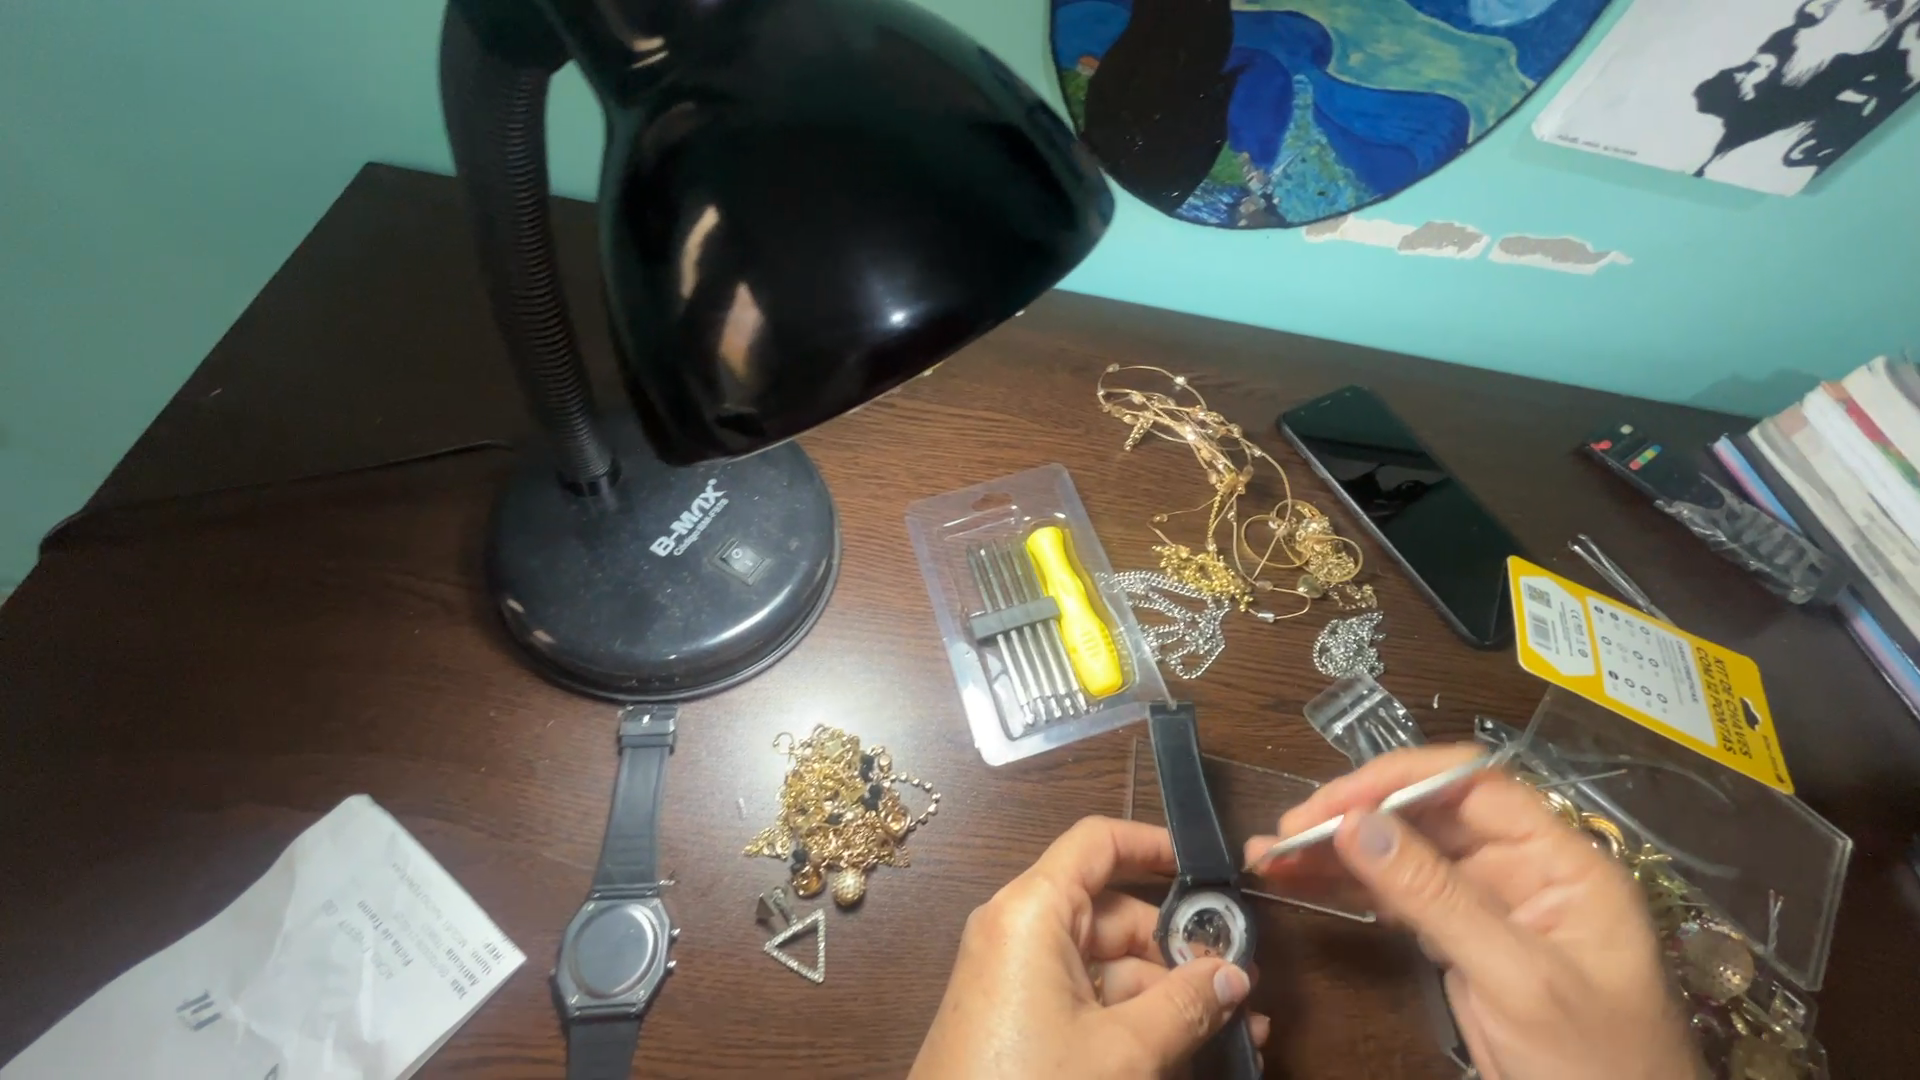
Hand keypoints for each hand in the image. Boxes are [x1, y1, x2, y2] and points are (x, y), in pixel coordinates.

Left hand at [911, 817, 1266, 1079]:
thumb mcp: (1120, 1053)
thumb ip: (1183, 1007)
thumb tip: (1234, 974)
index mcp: (1032, 908)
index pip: (1097, 842)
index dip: (1153, 845)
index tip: (1209, 870)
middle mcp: (1020, 925)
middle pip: (1111, 910)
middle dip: (1177, 944)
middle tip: (1243, 978)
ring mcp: (1017, 970)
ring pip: (1104, 959)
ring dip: (1165, 988)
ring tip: (1236, 1024)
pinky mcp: (1019, 1013)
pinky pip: (1084, 992)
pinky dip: (1131, 1011)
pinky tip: (1188, 1044)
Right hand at [1246, 746, 1703, 1079]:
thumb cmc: (1595, 1064)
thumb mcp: (1517, 978)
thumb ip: (1435, 897)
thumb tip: (1354, 824)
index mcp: (1557, 860)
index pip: (1471, 784)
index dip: (1398, 780)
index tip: (1335, 802)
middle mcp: (1516, 866)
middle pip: (1422, 814)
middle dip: (1351, 817)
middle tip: (1286, 834)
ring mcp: (1481, 900)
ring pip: (1396, 851)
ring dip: (1333, 850)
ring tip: (1269, 855)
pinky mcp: (1453, 934)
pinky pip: (1390, 893)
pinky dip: (1343, 885)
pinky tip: (1297, 879)